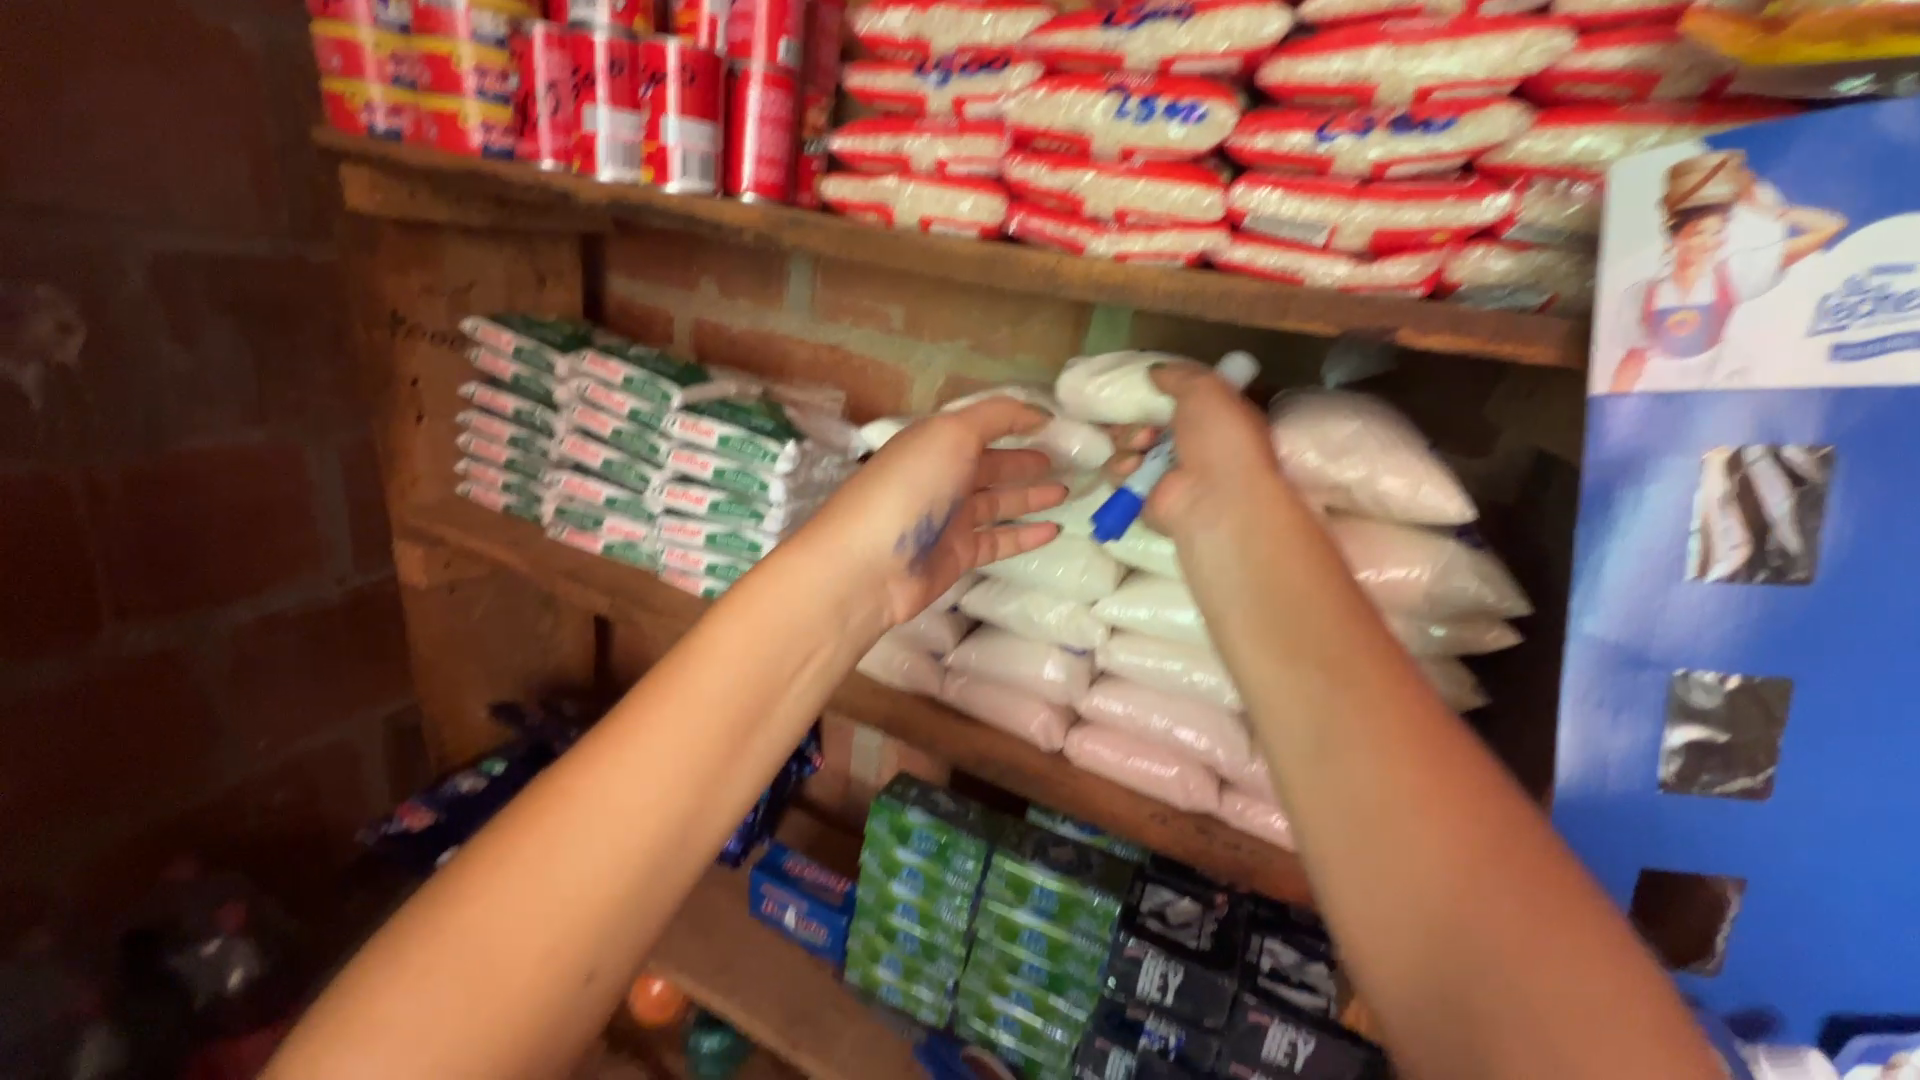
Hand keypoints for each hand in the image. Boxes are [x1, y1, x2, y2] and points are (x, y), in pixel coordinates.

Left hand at [796, 398, 1067, 629]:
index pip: (983, 426)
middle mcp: (942, 476)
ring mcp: (949, 518)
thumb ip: (997, 417)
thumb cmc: (910, 487)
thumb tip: (1039, 412)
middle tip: (1068, 461)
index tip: (1057, 425)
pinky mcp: (957, 555)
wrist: (868, 565)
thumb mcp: (952, 433)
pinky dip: (1026, 534)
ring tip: (1067, 492)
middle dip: (1026, 461)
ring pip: (998, 502)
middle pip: (992, 465)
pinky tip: (1055, 530)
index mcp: (936, 442)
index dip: (1017, 422)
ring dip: (1031, 496)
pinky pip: (999, 540)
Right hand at [1104, 362, 1296, 543]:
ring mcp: (1163, 473)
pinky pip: (1118, 473)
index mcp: (1210, 420)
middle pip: (1144, 422)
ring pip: (1127, 445)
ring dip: (1129, 439)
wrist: (1216, 498)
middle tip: (1145, 424)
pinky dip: (1122, 466)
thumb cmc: (1220, 439)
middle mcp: (1187, 446)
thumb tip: (1154, 371)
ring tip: (1144, 444)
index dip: (1157, 393)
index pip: (1174, 401)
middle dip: (1137, 418)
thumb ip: (1178, 374)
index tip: (1143, 387)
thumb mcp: (1207, 389)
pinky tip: (1136, 467)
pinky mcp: (1142, 495)